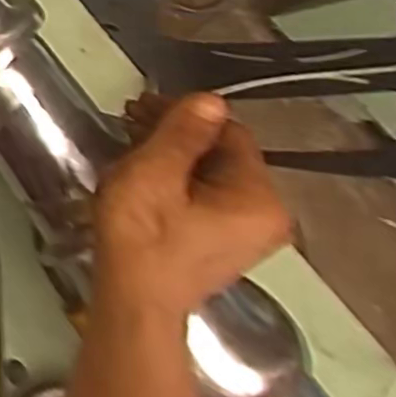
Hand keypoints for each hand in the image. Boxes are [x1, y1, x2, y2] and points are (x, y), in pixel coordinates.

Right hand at [93, 93, 291, 317]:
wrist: (133, 298)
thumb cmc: (142, 234)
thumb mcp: (154, 173)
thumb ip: (182, 134)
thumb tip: (210, 98)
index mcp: (259, 198)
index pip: (229, 132)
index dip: (184, 112)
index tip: (139, 105)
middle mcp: (266, 215)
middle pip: (222, 152)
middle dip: (175, 132)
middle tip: (129, 120)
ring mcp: (247, 231)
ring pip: (210, 171)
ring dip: (170, 152)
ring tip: (129, 142)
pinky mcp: (223, 240)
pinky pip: (204, 193)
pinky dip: (174, 176)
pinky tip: (142, 172)